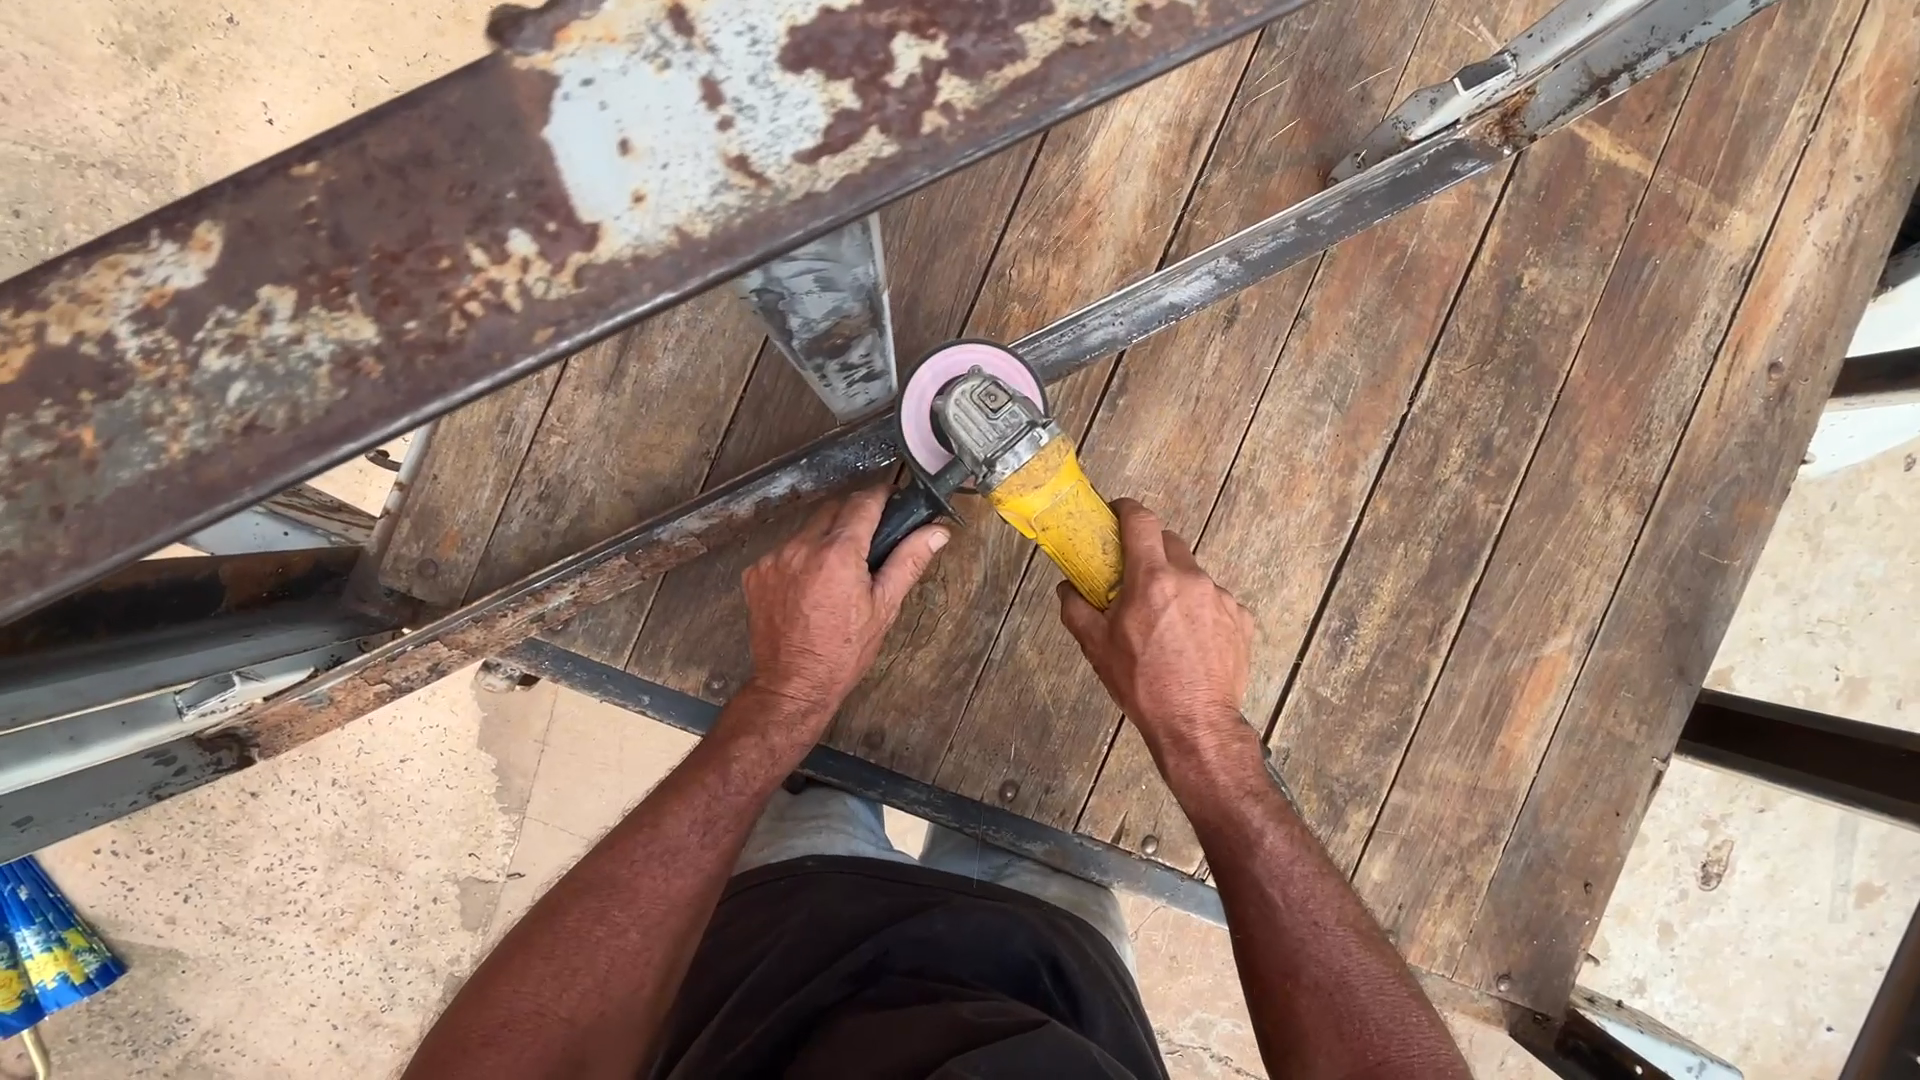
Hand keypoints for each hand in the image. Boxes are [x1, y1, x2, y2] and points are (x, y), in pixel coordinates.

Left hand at [741, 486, 949, 721]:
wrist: (793, 684)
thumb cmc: (841, 652)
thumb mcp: (884, 607)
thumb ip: (908, 561)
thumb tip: (936, 533)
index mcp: (838, 554)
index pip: (863, 502)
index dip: (881, 495)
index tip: (891, 497)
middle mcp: (802, 548)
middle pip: (833, 509)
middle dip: (854, 515)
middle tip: (871, 538)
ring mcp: (774, 559)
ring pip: (808, 529)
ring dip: (826, 537)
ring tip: (839, 570)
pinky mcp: (756, 572)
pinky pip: (785, 549)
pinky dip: (801, 557)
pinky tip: (811, 584)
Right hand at [1057, 498, 1255, 763]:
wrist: (1195, 724)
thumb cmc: (1142, 685)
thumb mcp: (1095, 647)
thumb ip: (1075, 609)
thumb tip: (1066, 589)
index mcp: (1151, 579)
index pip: (1141, 521)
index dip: (1126, 509)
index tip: (1117, 512)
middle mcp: (1190, 579)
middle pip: (1169, 541)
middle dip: (1149, 549)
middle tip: (1133, 574)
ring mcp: (1220, 598)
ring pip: (1192, 573)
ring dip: (1175, 584)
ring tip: (1163, 620)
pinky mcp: (1240, 619)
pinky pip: (1215, 600)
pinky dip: (1199, 609)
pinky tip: (1189, 639)